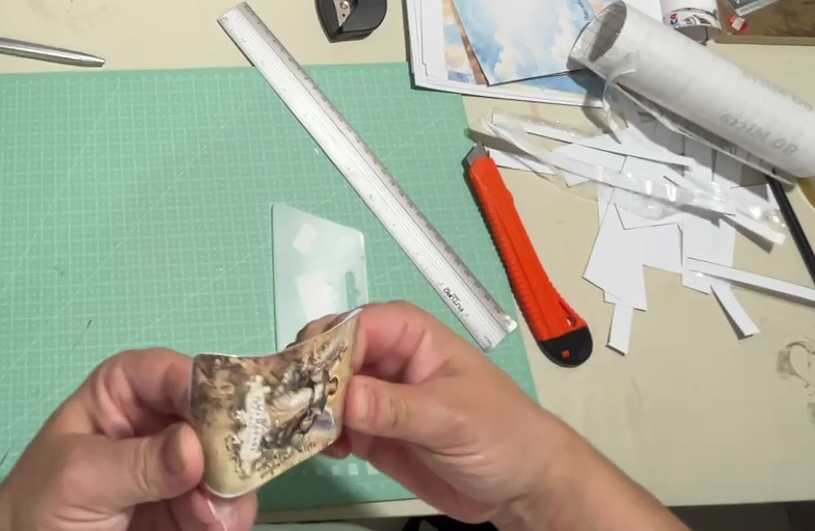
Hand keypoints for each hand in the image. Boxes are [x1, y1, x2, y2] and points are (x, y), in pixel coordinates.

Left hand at [0, 349, 253, 530]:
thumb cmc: (39, 505)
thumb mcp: (79, 476)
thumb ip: (136, 461)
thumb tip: (193, 446)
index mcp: (125, 389)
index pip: (173, 372)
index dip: (204, 389)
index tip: (227, 420)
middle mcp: (158, 420)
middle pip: (212, 416)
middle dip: (226, 445)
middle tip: (228, 477)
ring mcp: (176, 468)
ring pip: (227, 464)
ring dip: (230, 488)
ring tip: (213, 516)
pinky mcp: (186, 511)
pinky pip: (224, 506)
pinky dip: (228, 516)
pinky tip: (214, 526)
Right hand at [297, 302, 678, 529]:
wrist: (526, 486)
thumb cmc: (502, 433)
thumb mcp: (450, 417)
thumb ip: (394, 407)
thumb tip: (342, 397)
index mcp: (402, 331)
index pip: (348, 327)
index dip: (322, 350)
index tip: (301, 383)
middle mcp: (379, 354)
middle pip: (326, 354)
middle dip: (305, 379)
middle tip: (288, 410)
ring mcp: (372, 391)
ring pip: (321, 389)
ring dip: (306, 409)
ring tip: (297, 433)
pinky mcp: (368, 428)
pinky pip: (330, 423)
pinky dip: (318, 434)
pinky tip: (321, 449)